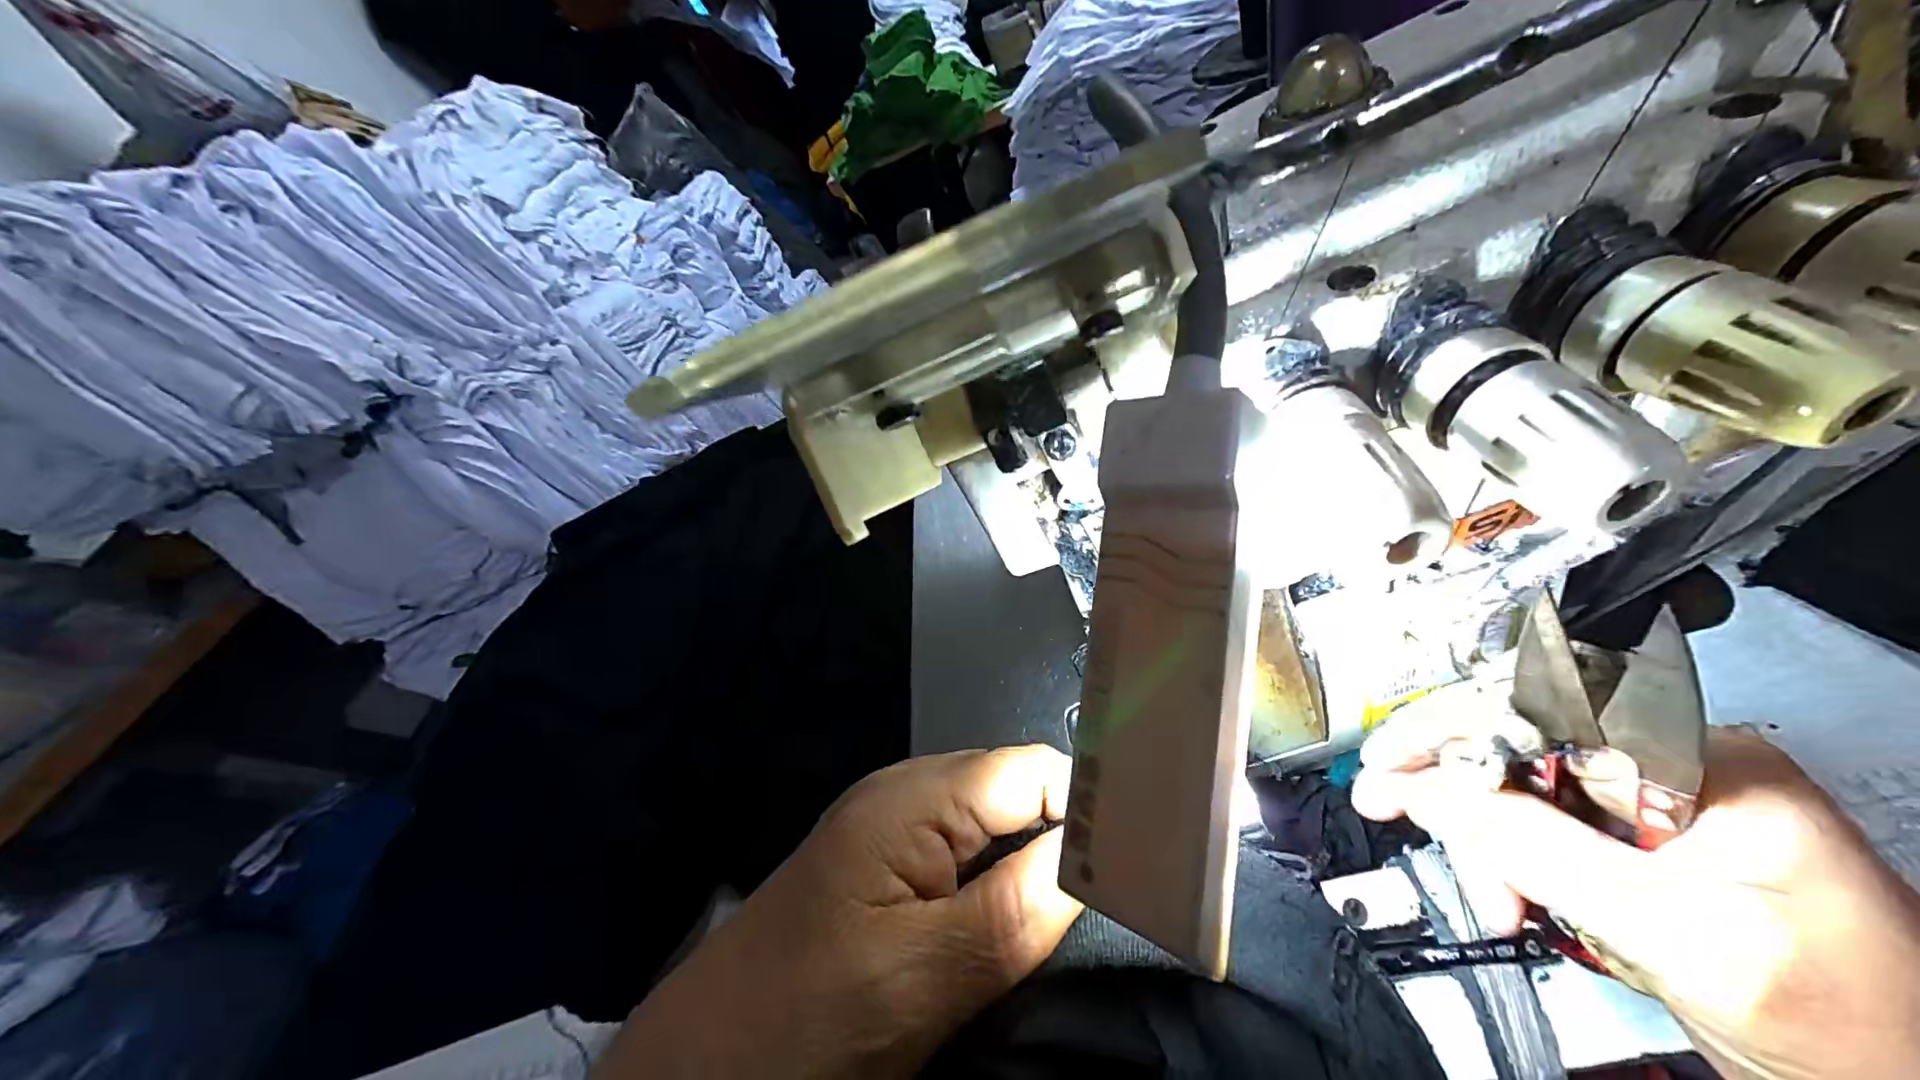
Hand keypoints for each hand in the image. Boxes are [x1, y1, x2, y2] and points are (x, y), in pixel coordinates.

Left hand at [596, 746, 1084, 1078]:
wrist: (704, 1063)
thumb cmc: (806, 1016)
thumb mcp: (919, 975)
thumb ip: (1014, 910)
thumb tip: (1096, 857)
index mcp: (912, 798)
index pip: (1030, 769)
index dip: (1089, 801)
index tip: (1145, 854)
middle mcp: (905, 794)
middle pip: (1015, 789)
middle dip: (1067, 832)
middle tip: (1124, 890)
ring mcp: (893, 829)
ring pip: (995, 822)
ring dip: (1037, 858)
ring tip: (1085, 902)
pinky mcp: (888, 864)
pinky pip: (966, 852)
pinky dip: (1002, 876)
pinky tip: (1021, 912)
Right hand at [1353, 706, 1919, 1079]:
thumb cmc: (1864, 1037)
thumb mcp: (1683, 939)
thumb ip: (1542, 852)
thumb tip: (1431, 792)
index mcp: (1703, 764)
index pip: (1541, 713)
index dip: (1453, 730)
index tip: (1389, 761)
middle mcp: (1672, 770)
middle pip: (1518, 751)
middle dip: (1459, 794)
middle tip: (1394, 810)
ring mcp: (1652, 808)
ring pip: (1516, 792)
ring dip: (1480, 840)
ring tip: (1490, 897)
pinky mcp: (1634, 846)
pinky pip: (1536, 830)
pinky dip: (1505, 861)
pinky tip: (1509, 893)